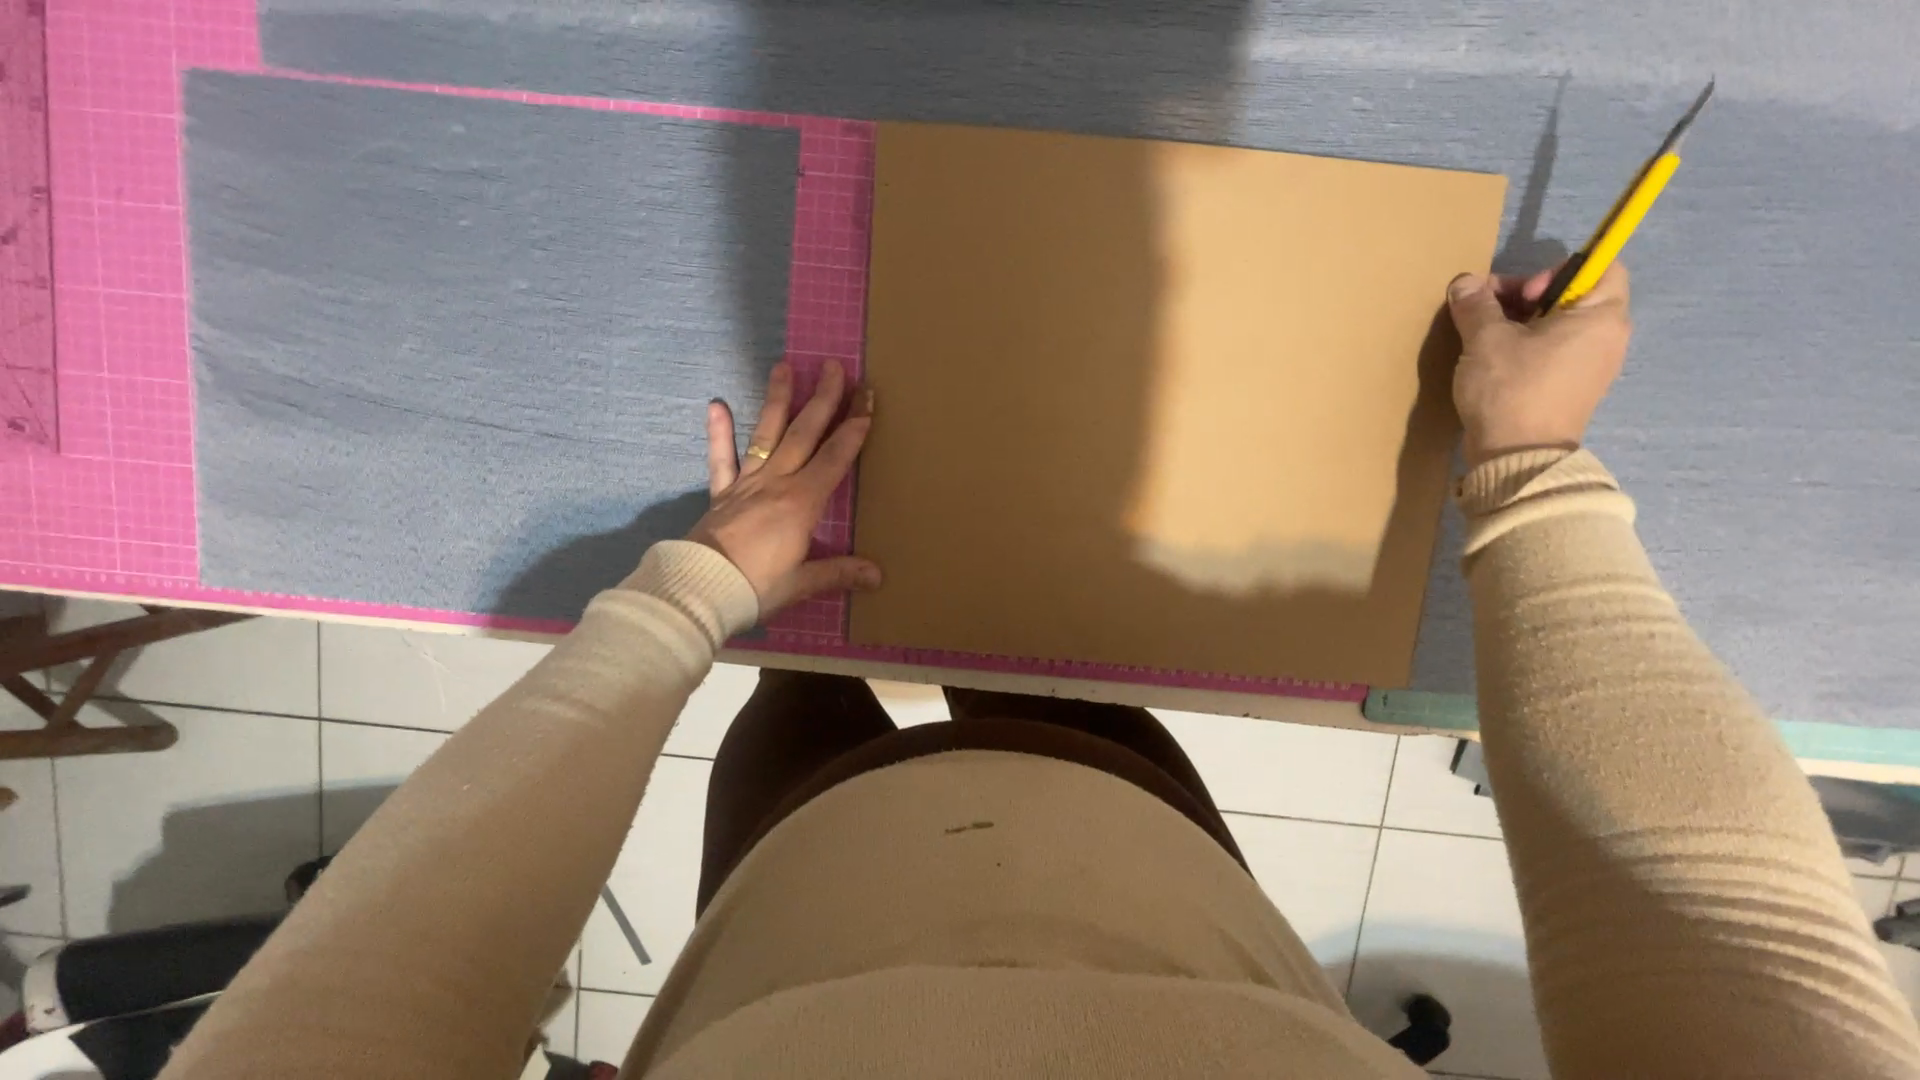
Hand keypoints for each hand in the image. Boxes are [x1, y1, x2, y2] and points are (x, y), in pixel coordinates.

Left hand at [687, 360, 880, 615]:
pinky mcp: (721, 493)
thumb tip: (878, 576)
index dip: (854, 427)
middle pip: (805, 433)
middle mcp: (777, 482)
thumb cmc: (756, 587)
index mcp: (802, 501)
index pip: (836, 456)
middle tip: (834, 366)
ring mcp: (746, 483)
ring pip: (766, 433)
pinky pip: (721, 458)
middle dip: (823, 399)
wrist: (700, 589)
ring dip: (777, 400)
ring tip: (784, 366)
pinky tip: (716, 404)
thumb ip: (839, 572)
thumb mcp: (802, 582)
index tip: (867, 398)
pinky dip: (719, 432)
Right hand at [1446, 263, 1632, 467]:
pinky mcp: (1575, 388)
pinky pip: (1557, 352)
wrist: (1517, 455)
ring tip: (1486, 339)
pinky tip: (1497, 362)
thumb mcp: (1485, 340)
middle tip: (1489, 313)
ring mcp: (1595, 365)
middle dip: (1528, 297)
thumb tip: (1464, 282)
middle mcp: (1609, 336)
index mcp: (1601, 316)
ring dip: (1524, 323)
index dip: (1555, 271)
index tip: (1520, 294)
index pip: (1600, 266)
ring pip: (1561, 325)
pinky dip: (1530, 347)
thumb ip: (1476, 305)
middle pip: (1574, 296)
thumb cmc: (1510, 389)